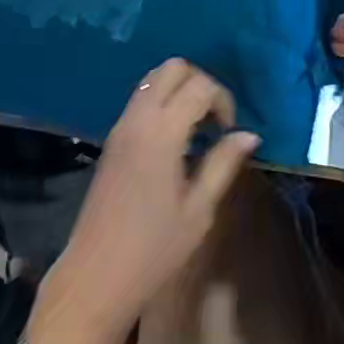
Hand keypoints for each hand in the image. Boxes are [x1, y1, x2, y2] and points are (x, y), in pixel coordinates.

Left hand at [26, 59, 260, 343]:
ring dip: (180, 89)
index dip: (223, 99)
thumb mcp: (199, 210)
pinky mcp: (112, 137)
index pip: (200, 85)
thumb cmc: (154, 249)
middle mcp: (138, 116)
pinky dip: (162, 101)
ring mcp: (121, 124)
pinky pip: (141, 98)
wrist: (95, 276)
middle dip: (201, 82)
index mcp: (162, 130)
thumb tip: (249, 134)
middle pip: (173, 67)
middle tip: (215, 119)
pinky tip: (175, 138)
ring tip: (197, 127)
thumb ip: (223, 163)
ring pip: (153, 78)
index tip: (230, 131)